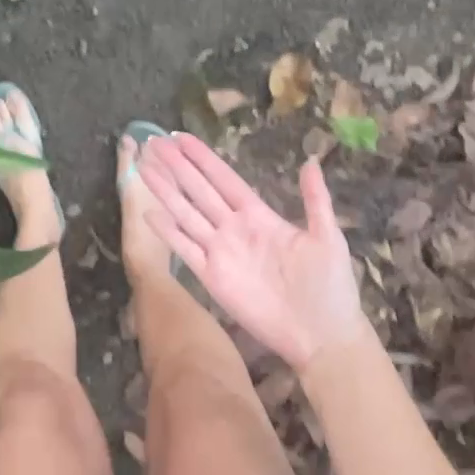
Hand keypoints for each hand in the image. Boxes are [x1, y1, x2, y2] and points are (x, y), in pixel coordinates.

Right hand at [139, 133, 371, 371]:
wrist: (325, 338)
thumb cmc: (331, 288)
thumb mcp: (328, 239)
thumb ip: (316, 201)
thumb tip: (311, 161)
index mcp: (258, 216)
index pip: (223, 179)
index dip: (202, 158)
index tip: (180, 137)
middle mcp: (233, 228)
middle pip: (198, 190)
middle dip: (176, 166)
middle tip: (153, 142)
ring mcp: (221, 252)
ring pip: (186, 214)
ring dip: (165, 191)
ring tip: (143, 168)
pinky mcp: (213, 277)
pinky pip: (185, 250)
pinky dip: (168, 233)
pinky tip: (150, 214)